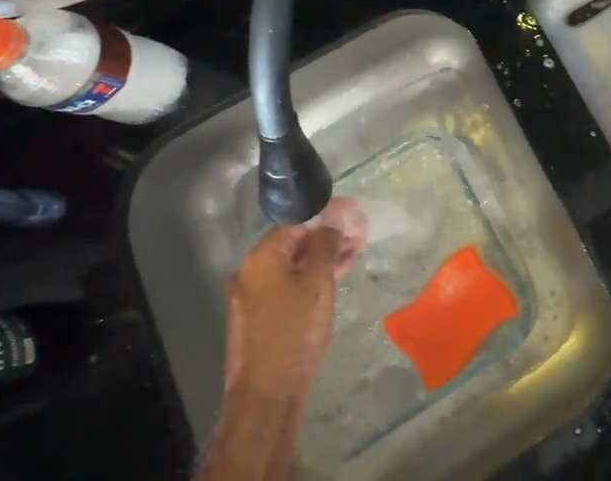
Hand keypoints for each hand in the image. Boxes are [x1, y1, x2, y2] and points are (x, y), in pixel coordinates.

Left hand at [222, 197, 367, 391]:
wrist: (266, 395)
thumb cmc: (294, 333)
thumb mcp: (317, 285)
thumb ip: (326, 246)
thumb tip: (333, 217)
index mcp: (260, 258)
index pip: (297, 221)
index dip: (328, 215)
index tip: (355, 216)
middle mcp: (250, 271)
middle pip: (294, 242)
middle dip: (328, 236)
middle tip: (360, 235)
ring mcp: (253, 295)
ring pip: (292, 264)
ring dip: (322, 257)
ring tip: (354, 254)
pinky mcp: (260, 316)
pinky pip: (288, 284)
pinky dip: (310, 277)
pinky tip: (334, 278)